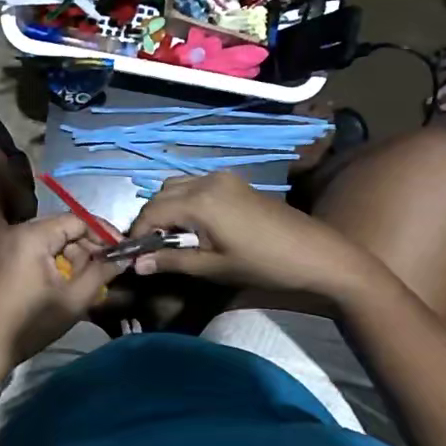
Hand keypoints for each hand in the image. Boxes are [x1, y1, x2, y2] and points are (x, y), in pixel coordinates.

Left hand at [0, 214, 123, 391]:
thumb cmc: (32, 322)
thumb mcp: (74, 299)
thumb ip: (102, 272)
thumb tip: (124, 257)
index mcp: (33, 235)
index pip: (78, 220)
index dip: (104, 234)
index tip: (123, 252)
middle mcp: (18, 231)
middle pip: (64, 227)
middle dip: (89, 246)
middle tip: (108, 268)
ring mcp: (8, 244)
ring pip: (53, 239)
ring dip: (74, 255)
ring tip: (89, 280)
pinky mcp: (5, 258)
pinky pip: (38, 249)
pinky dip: (57, 260)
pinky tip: (68, 281)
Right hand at [127, 173, 379, 300]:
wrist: (315, 254)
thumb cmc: (263, 265)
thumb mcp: (213, 268)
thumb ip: (172, 260)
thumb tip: (136, 264)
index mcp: (200, 200)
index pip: (152, 210)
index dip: (137, 233)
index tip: (131, 256)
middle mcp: (208, 179)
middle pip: (162, 193)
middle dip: (150, 219)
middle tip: (148, 249)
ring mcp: (225, 177)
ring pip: (179, 186)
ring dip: (167, 208)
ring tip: (168, 239)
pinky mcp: (237, 182)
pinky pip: (198, 186)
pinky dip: (185, 202)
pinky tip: (191, 227)